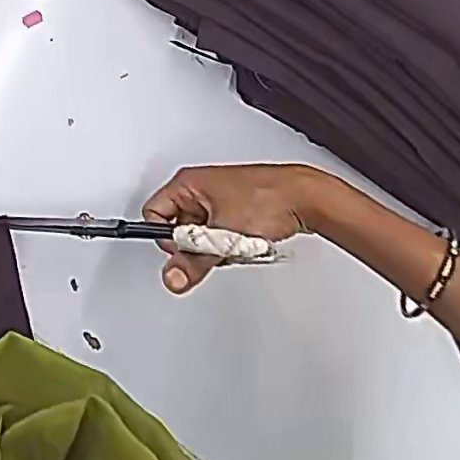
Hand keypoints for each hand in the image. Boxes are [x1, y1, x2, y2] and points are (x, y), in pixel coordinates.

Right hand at [142, 163, 341, 294]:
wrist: (306, 197)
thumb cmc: (267, 197)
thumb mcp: (223, 235)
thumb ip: (195, 260)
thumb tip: (173, 276)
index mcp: (186, 183)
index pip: (153, 214)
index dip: (166, 237)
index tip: (186, 250)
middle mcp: (197, 188)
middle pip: (178, 227)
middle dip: (197, 245)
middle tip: (217, 246)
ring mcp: (215, 198)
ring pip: (200, 233)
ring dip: (216, 246)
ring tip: (238, 243)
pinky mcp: (232, 209)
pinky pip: (218, 233)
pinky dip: (229, 243)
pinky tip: (246, 243)